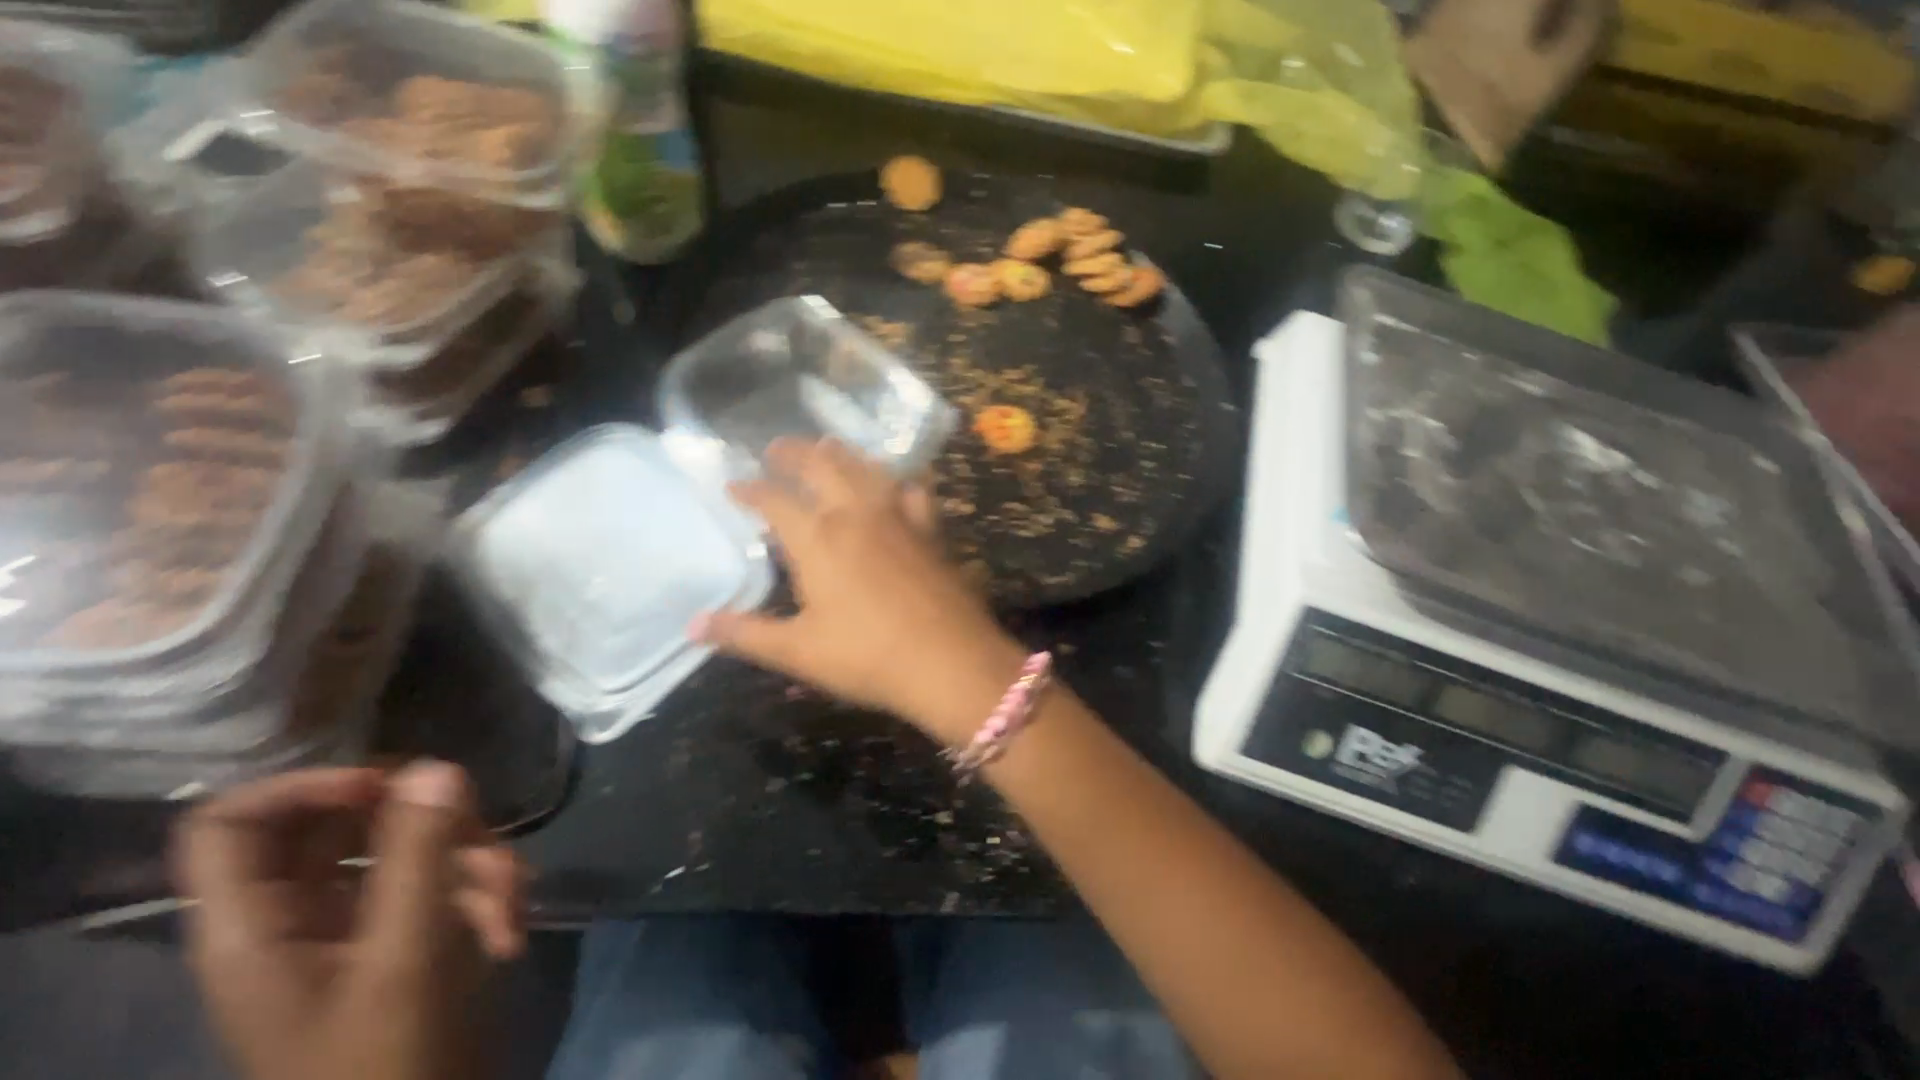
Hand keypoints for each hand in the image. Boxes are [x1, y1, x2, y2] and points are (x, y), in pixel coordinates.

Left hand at [174, 762, 525, 1079]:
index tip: (384, 789)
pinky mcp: (399, 943)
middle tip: (476, 830)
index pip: (234, 822)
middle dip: (423, 823)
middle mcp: (293, 919)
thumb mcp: (407, 958)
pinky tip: (509, 928)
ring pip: (404, 850)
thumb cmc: (388, 1064)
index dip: (302, 787)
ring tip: (510, 903)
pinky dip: (479, 894)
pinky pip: (436, 885)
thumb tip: (436, 767)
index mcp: (253, 928)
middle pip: (340, 825)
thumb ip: (418, 857)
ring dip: (469, 862)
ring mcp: (350, 931)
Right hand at [691, 438, 1026, 743]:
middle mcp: (856, 514)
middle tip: (776, 448)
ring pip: (866, 470)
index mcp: (817, 538)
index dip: (750, 490)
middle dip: (795, 453)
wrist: (950, 661)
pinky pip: (914, 490)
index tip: (732, 484)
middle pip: (821, 467)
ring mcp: (898, 518)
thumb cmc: (867, 657)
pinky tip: (897, 482)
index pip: (774, 501)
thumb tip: (692, 626)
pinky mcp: (931, 531)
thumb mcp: (798, 652)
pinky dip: (898, 479)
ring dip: (842, 455)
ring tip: (828, 447)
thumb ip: (745, 634)